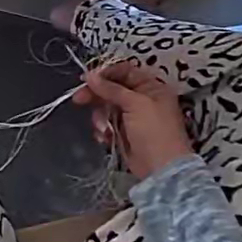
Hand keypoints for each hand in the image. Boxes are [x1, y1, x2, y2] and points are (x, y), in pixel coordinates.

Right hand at [71, 61, 194, 180]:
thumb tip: (90, 75)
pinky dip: (103, 129)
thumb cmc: (154, 131)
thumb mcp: (135, 104)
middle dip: (96, 95)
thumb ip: (111, 88)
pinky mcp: (124, 134)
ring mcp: (133, 118)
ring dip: (100, 116)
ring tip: (103, 128)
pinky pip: (107, 124)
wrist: (162, 169)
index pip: (125, 72)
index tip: (87, 78)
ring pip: (106, 108)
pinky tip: (105, 137)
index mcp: (151, 88)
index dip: (106, 73)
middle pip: (112, 89)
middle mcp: (142, 100)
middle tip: (78, 99)